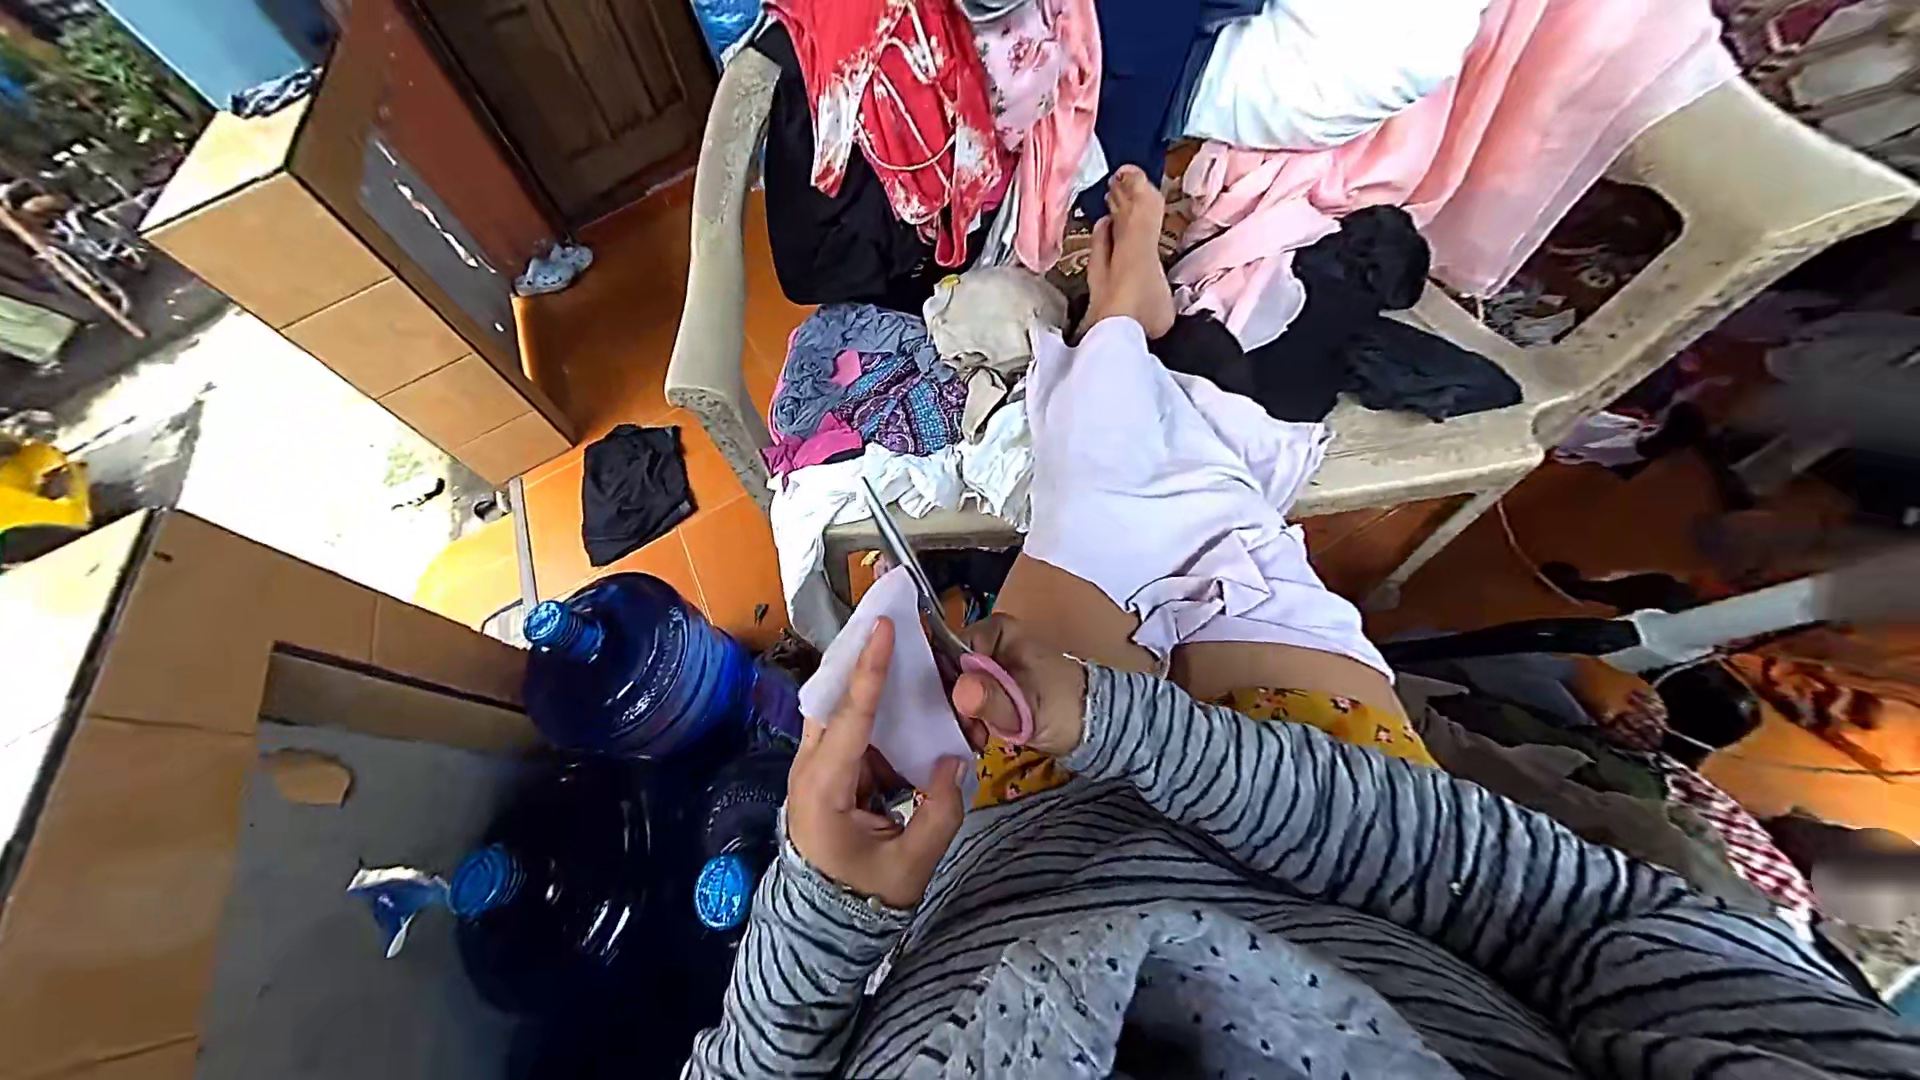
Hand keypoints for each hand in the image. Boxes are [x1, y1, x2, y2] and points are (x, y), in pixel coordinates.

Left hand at [787, 617, 968, 909]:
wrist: (821, 930)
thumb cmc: (862, 899)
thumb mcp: (910, 865)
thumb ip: (940, 811)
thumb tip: (954, 762)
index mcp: (824, 788)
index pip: (851, 718)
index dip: (870, 670)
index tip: (883, 627)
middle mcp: (812, 767)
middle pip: (833, 699)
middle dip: (859, 658)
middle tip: (889, 621)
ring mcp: (817, 767)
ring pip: (839, 708)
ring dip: (866, 677)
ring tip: (897, 644)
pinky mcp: (829, 771)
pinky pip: (852, 727)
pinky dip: (874, 706)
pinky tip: (901, 691)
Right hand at [950, 615, 1088, 756]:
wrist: (1094, 726)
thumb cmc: (1064, 709)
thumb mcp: (1028, 707)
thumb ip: (993, 700)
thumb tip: (962, 690)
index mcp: (998, 631)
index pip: (950, 648)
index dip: (946, 680)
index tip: (954, 709)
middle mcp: (990, 641)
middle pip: (951, 667)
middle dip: (954, 701)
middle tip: (967, 730)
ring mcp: (992, 662)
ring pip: (958, 685)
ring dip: (962, 713)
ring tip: (976, 737)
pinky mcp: (995, 684)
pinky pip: (970, 696)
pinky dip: (972, 716)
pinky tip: (980, 735)